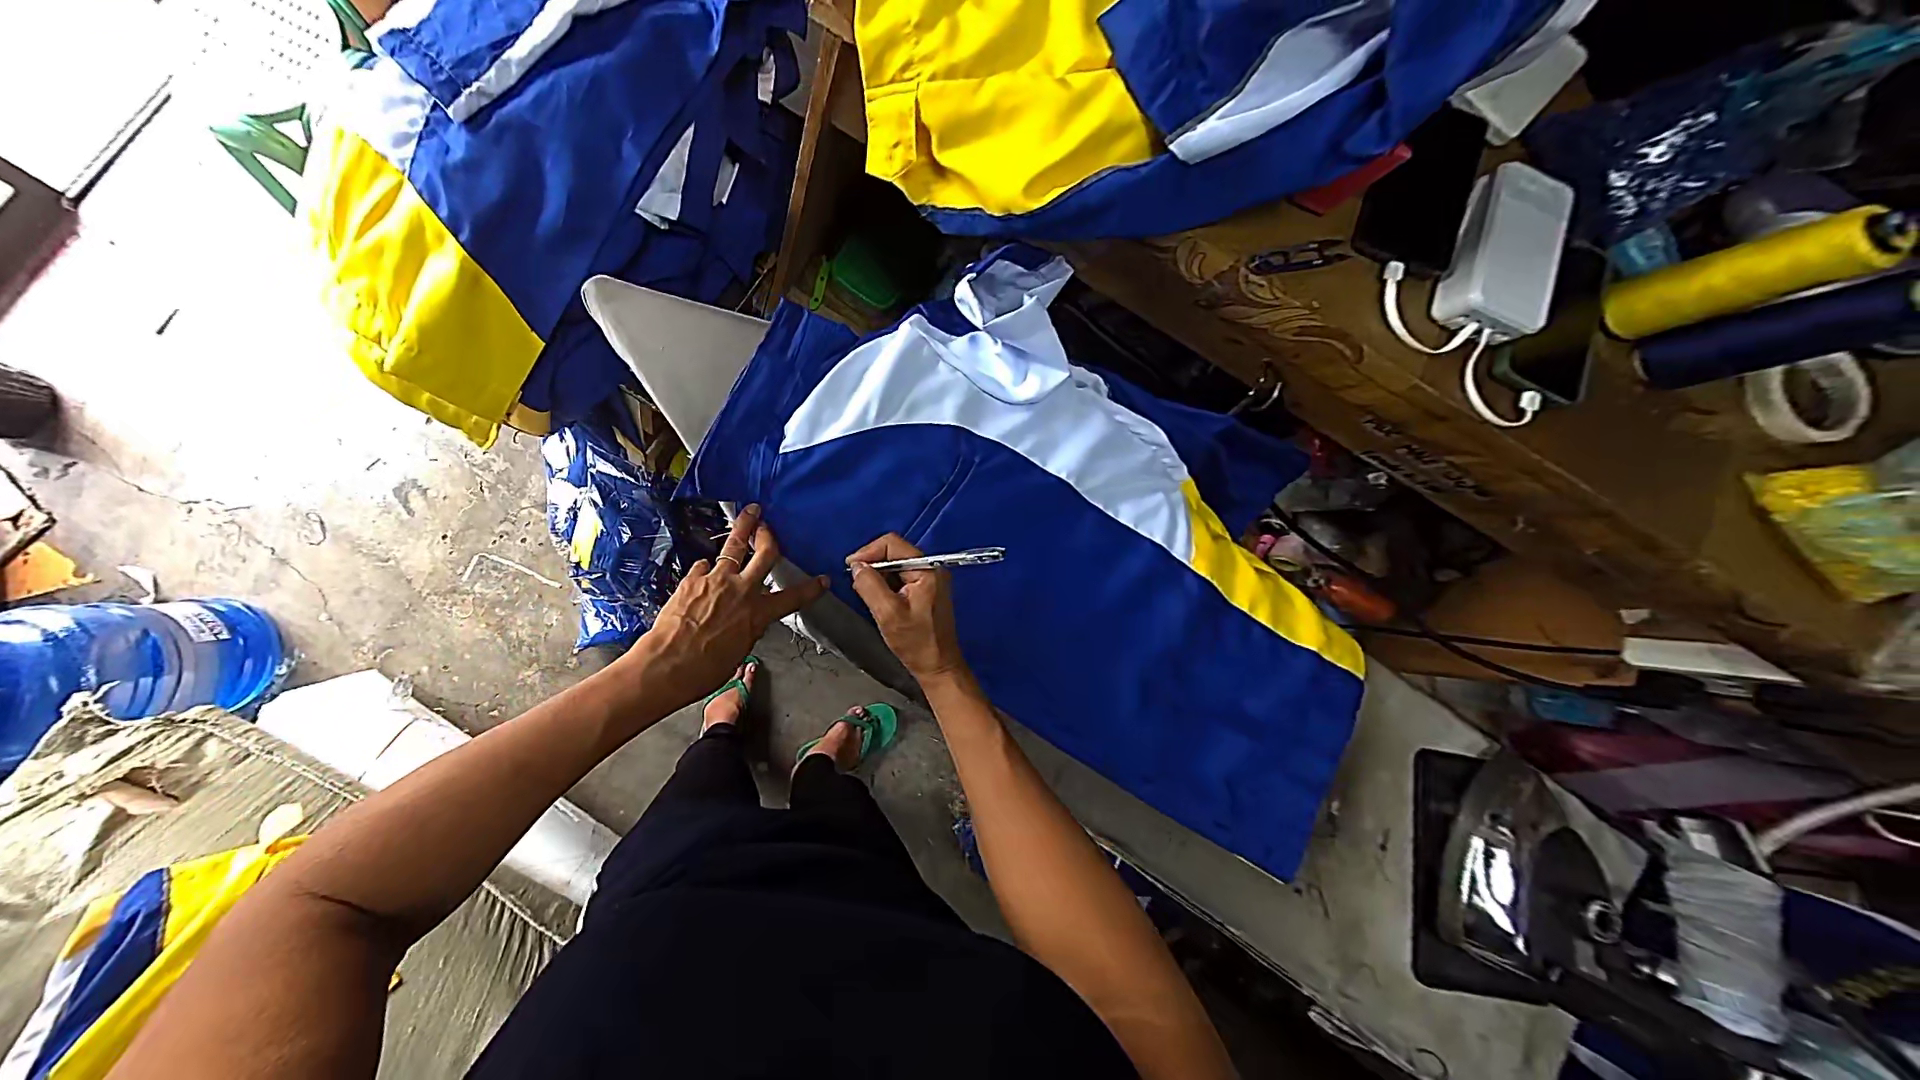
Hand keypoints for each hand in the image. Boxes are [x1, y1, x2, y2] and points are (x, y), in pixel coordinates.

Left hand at [626, 505, 826, 710]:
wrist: (668, 664)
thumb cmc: (704, 668)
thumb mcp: (739, 650)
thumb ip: (748, 627)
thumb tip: (745, 619)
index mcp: (759, 613)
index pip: (794, 597)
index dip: (811, 588)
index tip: (822, 580)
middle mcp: (742, 590)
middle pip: (765, 553)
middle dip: (770, 535)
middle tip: (768, 525)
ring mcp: (717, 580)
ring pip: (734, 545)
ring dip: (743, 527)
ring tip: (747, 514)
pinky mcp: (693, 578)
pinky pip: (704, 564)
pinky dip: (707, 566)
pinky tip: (704, 571)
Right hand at [847, 533, 970, 685]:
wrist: (938, 666)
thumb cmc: (916, 642)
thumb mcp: (887, 613)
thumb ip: (870, 585)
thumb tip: (857, 566)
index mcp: (927, 569)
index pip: (892, 544)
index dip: (868, 552)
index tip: (851, 567)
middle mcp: (931, 568)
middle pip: (894, 552)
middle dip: (872, 564)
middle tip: (856, 583)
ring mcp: (930, 579)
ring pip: (896, 565)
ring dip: (878, 575)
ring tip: (866, 593)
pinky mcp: (926, 590)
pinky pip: (901, 577)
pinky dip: (886, 584)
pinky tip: (878, 599)